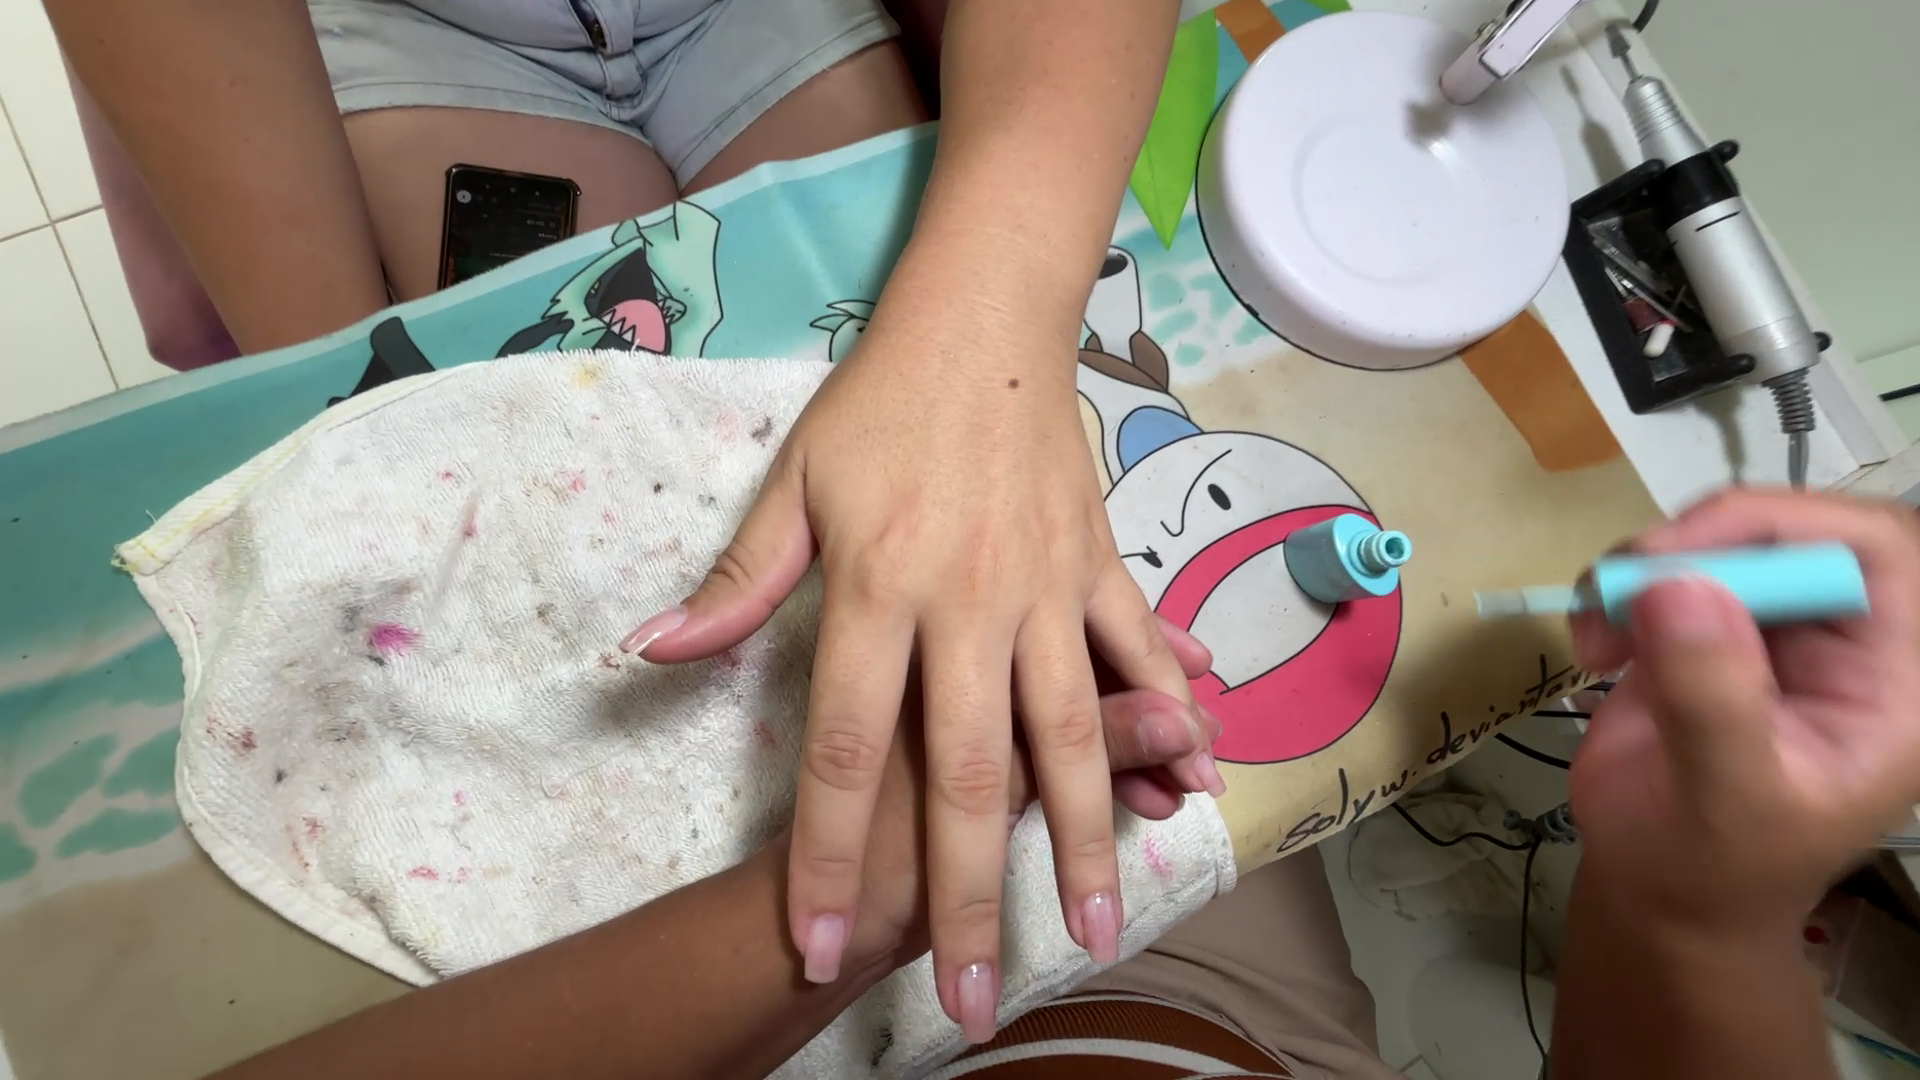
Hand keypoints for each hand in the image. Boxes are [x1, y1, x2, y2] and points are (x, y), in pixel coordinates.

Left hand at [622, 308, 1212, 1039]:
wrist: (981, 330)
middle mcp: (968, 601)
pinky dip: (1165, 710)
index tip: (815, 947)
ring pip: (1070, 729)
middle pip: (967, 769)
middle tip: (968, 997)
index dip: (828, 854)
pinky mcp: (1097, 562)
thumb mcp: (795, 482)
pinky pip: (1135, 646)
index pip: (846, 745)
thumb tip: (653, 650)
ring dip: (1083, 833)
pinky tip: (1189, 775)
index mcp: (880, 587)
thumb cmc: (880, 407)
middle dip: (963, 893)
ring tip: (1092, 929)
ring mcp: (1045, 585)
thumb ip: (739, 579)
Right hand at [1570, 489, 1919, 933]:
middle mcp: (1830, 643)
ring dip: (1630, 577)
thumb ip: (1713, 696)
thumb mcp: (1724, 790)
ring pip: (1701, 551)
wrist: (1657, 885)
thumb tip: (1675, 586)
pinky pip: (1649, 581)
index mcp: (1889, 677)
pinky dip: (1604, 598)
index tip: (1673, 560)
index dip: (1779, 529)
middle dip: (1684, 549)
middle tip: (1614, 591)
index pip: (1872, 554)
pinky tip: (1590, 648)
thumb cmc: (1710, 858)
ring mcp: (1754, 639)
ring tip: (1594, 639)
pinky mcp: (1686, 640)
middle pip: (1775, 537)